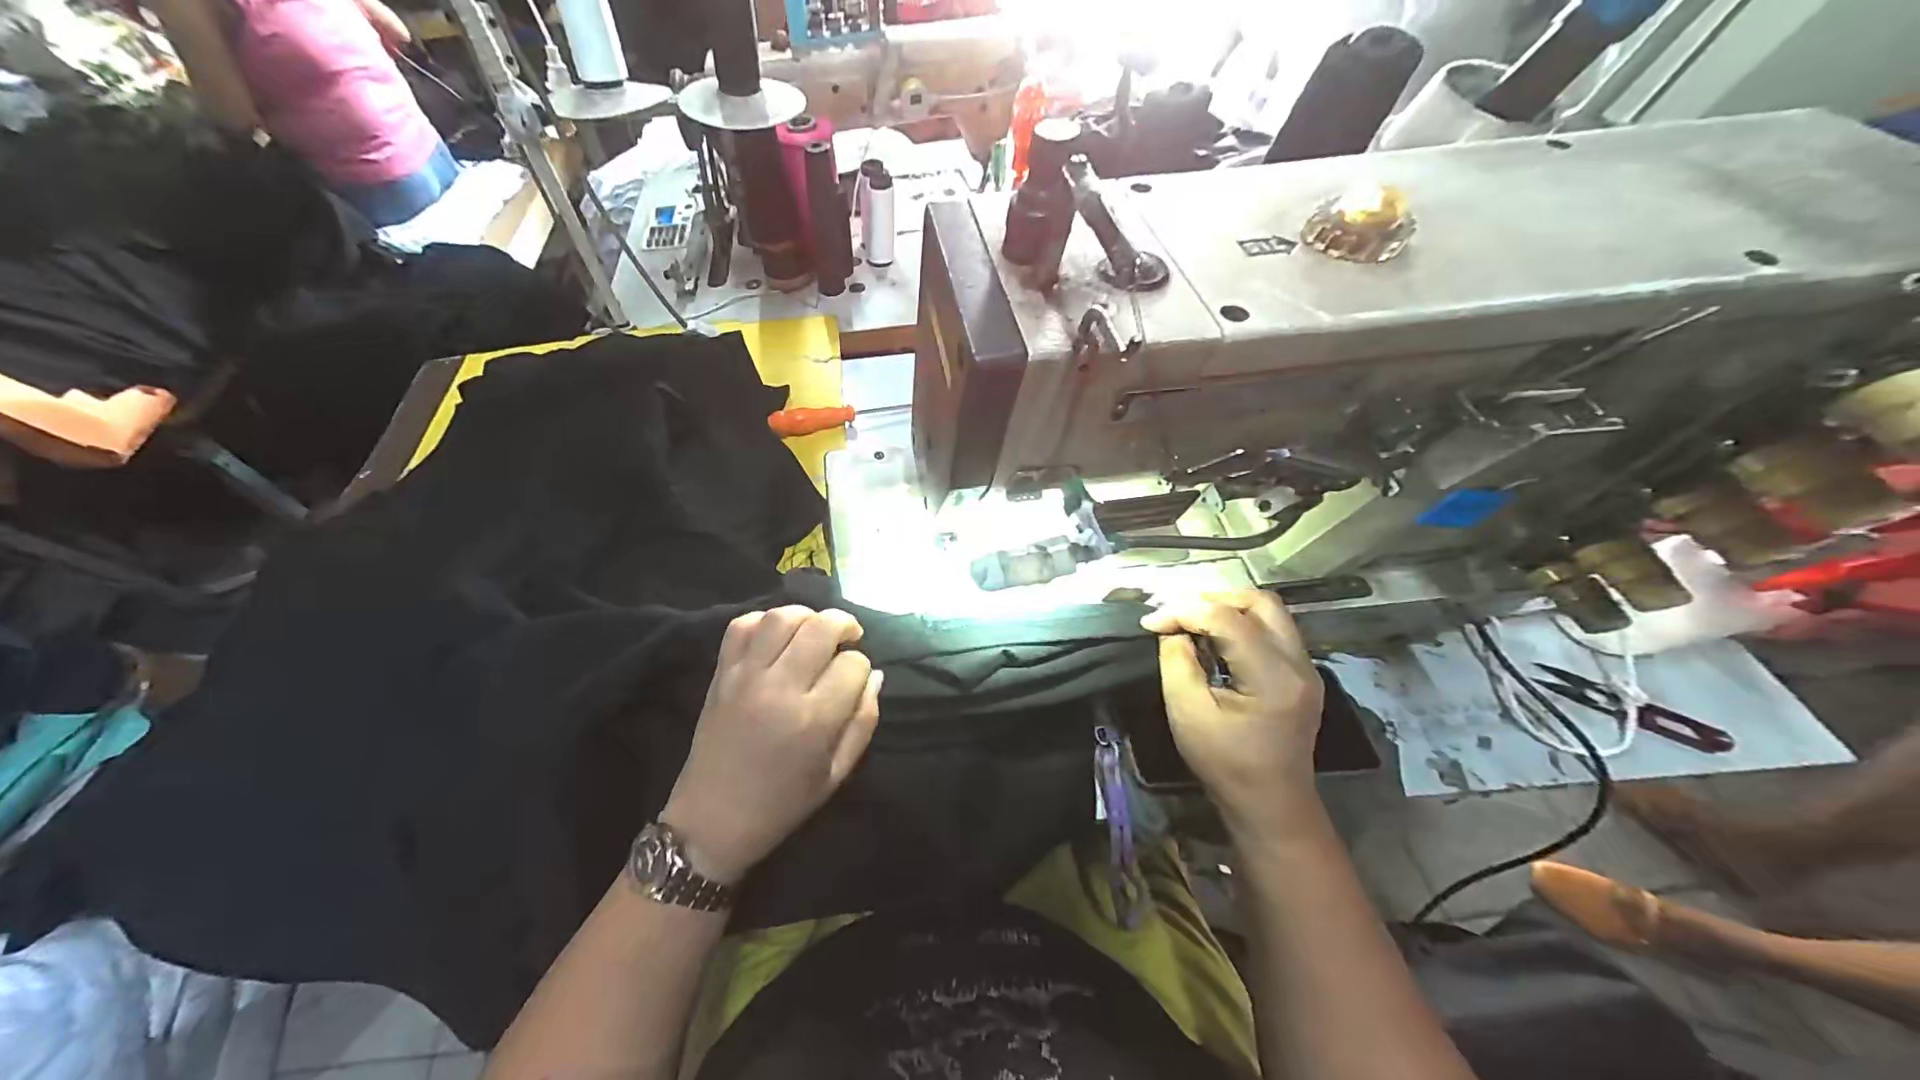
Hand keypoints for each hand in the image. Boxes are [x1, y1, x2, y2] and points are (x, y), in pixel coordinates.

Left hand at [660, 606, 882, 884]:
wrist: (712, 820)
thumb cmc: (782, 803)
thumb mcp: (837, 773)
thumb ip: (863, 721)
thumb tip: (875, 676)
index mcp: (813, 720)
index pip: (853, 665)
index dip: (862, 668)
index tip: (855, 682)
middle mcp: (780, 688)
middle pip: (821, 627)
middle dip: (845, 625)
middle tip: (849, 637)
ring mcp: (745, 676)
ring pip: (782, 617)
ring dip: (807, 616)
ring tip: (815, 632)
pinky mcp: (721, 674)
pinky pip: (742, 626)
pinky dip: (765, 620)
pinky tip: (778, 636)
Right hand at [1140, 590, 1323, 836]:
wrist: (1270, 803)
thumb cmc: (1225, 764)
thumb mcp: (1187, 713)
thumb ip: (1177, 661)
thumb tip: (1173, 629)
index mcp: (1273, 676)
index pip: (1227, 619)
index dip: (1184, 611)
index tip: (1150, 623)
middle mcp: (1298, 663)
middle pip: (1259, 602)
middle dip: (1212, 598)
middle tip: (1176, 612)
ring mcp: (1305, 668)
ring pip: (1269, 612)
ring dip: (1229, 608)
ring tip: (1192, 620)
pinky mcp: (1301, 674)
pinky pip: (1273, 630)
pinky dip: (1242, 623)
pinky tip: (1215, 639)